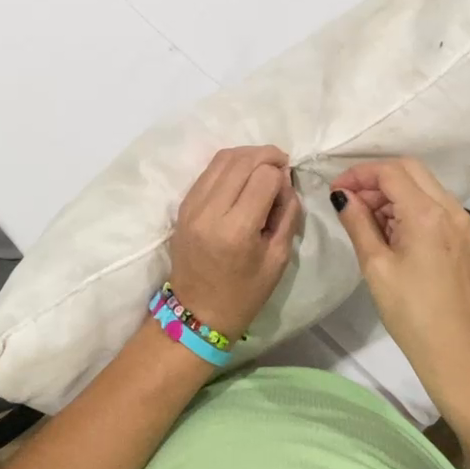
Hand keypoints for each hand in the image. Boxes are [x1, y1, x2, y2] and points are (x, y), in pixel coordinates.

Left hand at [168, 146, 302, 338]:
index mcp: (236, 230)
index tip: (286, 189)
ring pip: (223, 158)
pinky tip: (242, 175)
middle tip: (281, 164)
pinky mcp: (183, 204)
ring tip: (263, 165)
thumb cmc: (244, 294)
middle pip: (242, 160)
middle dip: (267, 155)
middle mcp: (210, 211)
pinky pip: (208, 170)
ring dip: (247, 155)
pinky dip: (229, 165)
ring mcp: (192, 205)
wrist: (197, 313)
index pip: (264, 178)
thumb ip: (287, 214)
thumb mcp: (278, 258)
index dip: (281, 177)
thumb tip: (284, 179)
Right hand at [331, 158, 469, 407]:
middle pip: (409, 170)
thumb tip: (343, 196)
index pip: (390, 172)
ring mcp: (459, 223)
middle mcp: (449, 209)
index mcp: (427, 213)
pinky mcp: (460, 238)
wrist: (455, 354)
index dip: (359, 175)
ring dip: (391, 191)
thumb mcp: (376, 266)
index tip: (336, 191)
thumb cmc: (411, 312)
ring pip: (422, 185)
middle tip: (349, 199)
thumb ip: (358, 223)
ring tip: (363, 217)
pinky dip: (407, 205)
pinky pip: (432, 205)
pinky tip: (387, 229)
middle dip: (375, 178)